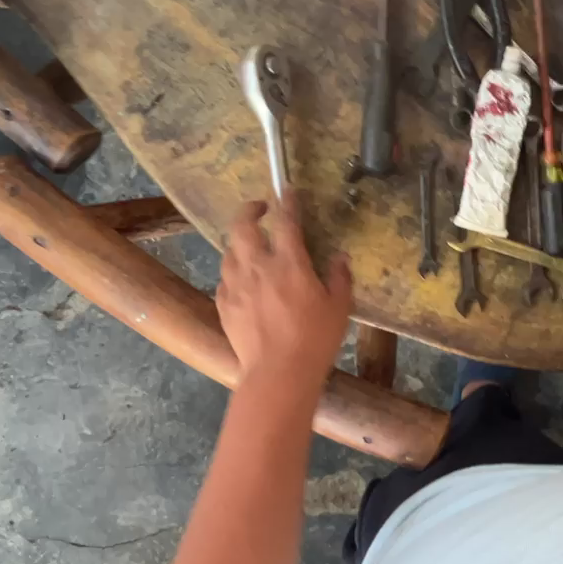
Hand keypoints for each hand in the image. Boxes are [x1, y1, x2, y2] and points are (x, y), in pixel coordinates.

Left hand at [215, 191, 352, 389]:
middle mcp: (257, 267)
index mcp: (290, 263)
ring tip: (251, 245)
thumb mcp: (339, 307)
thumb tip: (339, 258)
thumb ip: (339, 278)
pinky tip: (243, 279)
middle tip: (260, 209)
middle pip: (243, 226)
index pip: (286, 221)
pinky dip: (234, 270)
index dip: (288, 201)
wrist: (278, 373)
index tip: (288, 189)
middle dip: (249, 210)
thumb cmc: (315, 340)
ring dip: (240, 241)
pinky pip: (225, 277)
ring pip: (230, 250)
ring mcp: (235, 285)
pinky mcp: (223, 304)